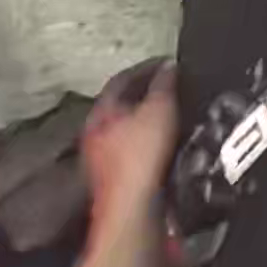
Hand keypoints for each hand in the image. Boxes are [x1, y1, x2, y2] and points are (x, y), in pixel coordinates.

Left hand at [82, 58, 177, 226]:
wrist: (132, 204)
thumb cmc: (144, 150)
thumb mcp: (160, 108)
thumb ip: (164, 83)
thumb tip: (169, 65)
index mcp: (101, 112)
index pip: (122, 78)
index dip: (147, 66)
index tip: (170, 62)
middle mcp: (93, 130)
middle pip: (120, 100)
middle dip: (145, 88)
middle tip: (172, 80)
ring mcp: (98, 153)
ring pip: (124, 121)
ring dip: (146, 109)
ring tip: (172, 103)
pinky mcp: (111, 170)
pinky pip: (129, 138)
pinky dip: (146, 128)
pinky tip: (164, 131)